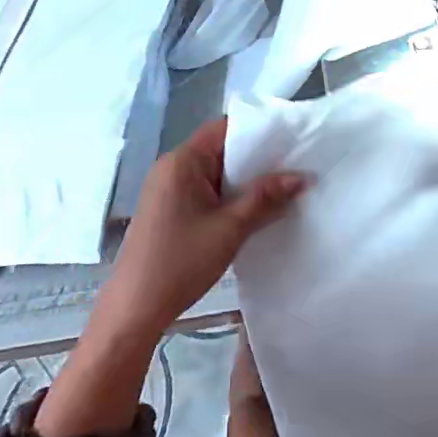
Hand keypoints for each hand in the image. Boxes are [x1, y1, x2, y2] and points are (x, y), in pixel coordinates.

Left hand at [92, 119, 305, 342]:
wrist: (134, 309)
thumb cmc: (181, 261)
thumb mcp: (231, 228)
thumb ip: (266, 198)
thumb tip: (302, 177)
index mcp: (182, 161)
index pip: (225, 128)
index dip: (259, 130)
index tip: (293, 140)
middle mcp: (172, 167)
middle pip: (221, 149)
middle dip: (258, 158)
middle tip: (296, 167)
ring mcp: (167, 189)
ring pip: (215, 173)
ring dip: (245, 181)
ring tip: (283, 189)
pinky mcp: (168, 209)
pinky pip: (205, 191)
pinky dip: (229, 196)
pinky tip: (254, 211)